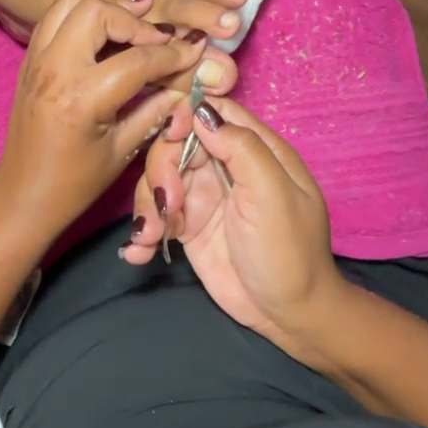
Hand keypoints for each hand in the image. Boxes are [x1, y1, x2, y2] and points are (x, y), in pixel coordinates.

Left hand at [0, 0, 204, 245]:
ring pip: (71, 2)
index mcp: (81, 99)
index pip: (137, 59)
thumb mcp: (123, 150)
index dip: (173, 52)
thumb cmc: (74, 182)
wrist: (23, 194)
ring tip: (138, 7)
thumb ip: (157, 109)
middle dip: (135, 19)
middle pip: (98, 12)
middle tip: (158, 37)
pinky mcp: (30, 58)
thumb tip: (189, 78)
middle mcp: (54, 70)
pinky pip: (54, 13)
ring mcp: (37, 60)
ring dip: (107, 2)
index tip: (196, 47)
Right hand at [122, 97, 353, 365]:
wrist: (288, 316)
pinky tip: (138, 252)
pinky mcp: (186, 226)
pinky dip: (142, 231)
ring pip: (158, 178)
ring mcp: (202, 196)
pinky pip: (154, 215)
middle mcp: (224, 167)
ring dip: (147, 204)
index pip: (213, 112)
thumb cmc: (289, 250)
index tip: (171, 135)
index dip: (185, 115)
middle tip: (167, 203)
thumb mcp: (273, 195)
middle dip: (161, 169)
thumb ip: (241, 148)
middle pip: (176, 143)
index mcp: (253, 149)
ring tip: (151, 236)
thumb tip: (201, 111)